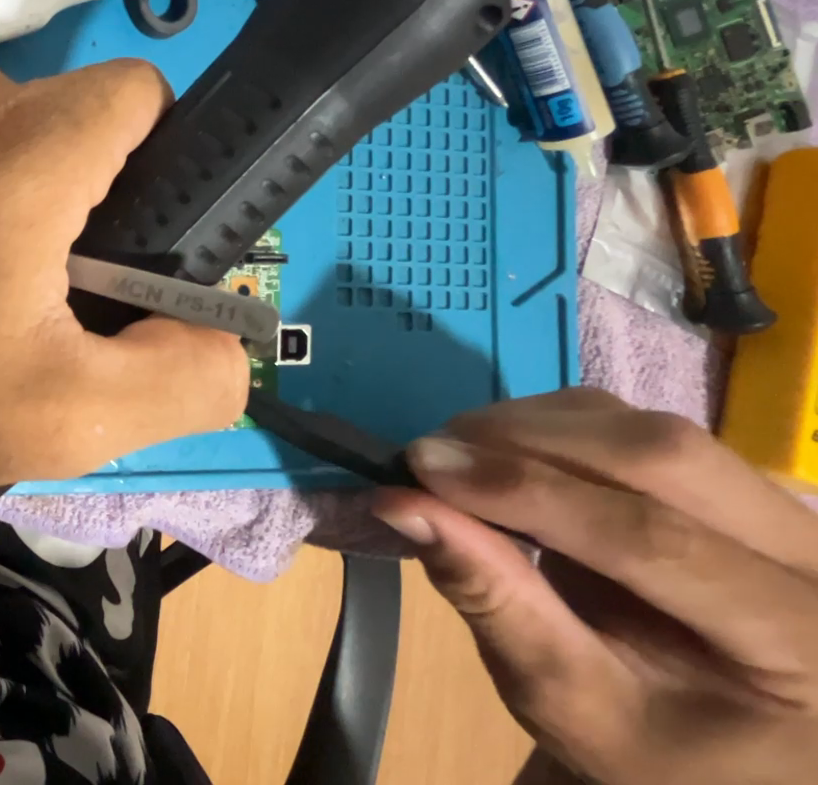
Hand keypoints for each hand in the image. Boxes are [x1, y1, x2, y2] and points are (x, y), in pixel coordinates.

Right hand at [372, 388, 817, 784]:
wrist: (721, 749)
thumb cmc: (646, 745)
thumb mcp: (562, 697)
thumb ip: (490, 598)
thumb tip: (399, 503)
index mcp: (804, 642)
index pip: (654, 541)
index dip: (525, 492)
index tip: (417, 466)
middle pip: (662, 457)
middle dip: (524, 440)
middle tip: (427, 455)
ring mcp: (792, 514)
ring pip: (646, 428)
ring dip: (530, 428)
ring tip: (456, 460)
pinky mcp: (745, 485)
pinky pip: (637, 426)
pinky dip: (550, 428)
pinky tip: (504, 460)